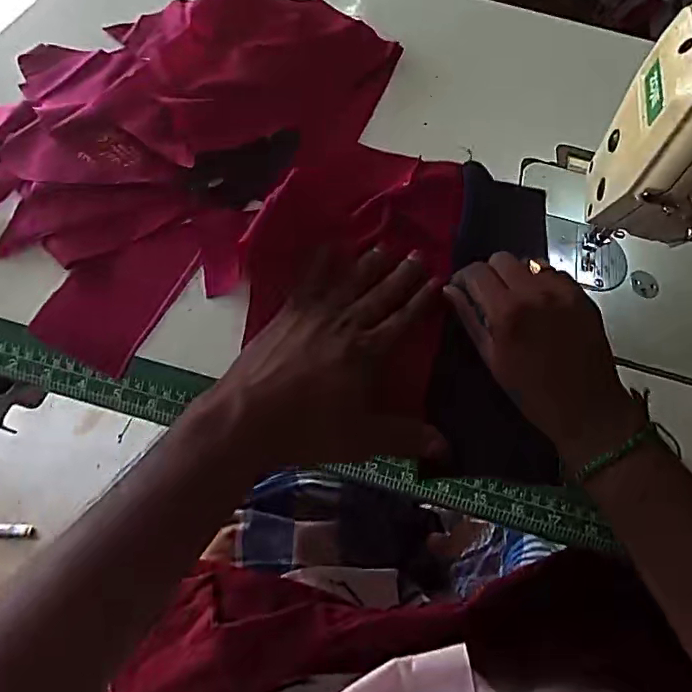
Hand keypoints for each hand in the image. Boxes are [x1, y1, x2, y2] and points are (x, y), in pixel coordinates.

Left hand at [194, 247, 445, 470]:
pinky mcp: (289, 311)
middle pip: (380, 293)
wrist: (245, 416)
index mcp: (367, 351)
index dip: (421, 300)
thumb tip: (446, 445)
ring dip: (370, 263)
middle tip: (419, 254)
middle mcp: (345, 323)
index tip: (437, 281)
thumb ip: (404, 436)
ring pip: (350, 281)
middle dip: (403, 274)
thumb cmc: (306, 429)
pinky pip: (311, 279)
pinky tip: (331, 245)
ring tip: (386, 247)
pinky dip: (323, 260)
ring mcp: (315, 313)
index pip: (402, 319)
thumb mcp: (360, 440)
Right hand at [445, 253, 641, 468]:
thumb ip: (469, 318)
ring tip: (518, 300)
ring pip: (528, 261)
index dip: (464, 278)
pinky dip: (541, 282)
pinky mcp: (581, 295)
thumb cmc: (533, 392)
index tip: (463, 289)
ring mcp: (562, 291)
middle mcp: (535, 292)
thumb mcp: (492, 358)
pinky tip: (541, 305)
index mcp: (508, 311)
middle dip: (489, 273)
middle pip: (501, 259)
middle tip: (489, 295)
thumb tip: (450, 290)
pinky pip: (553, 273)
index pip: (476, 271)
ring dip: (517, 275)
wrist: (587, 409)